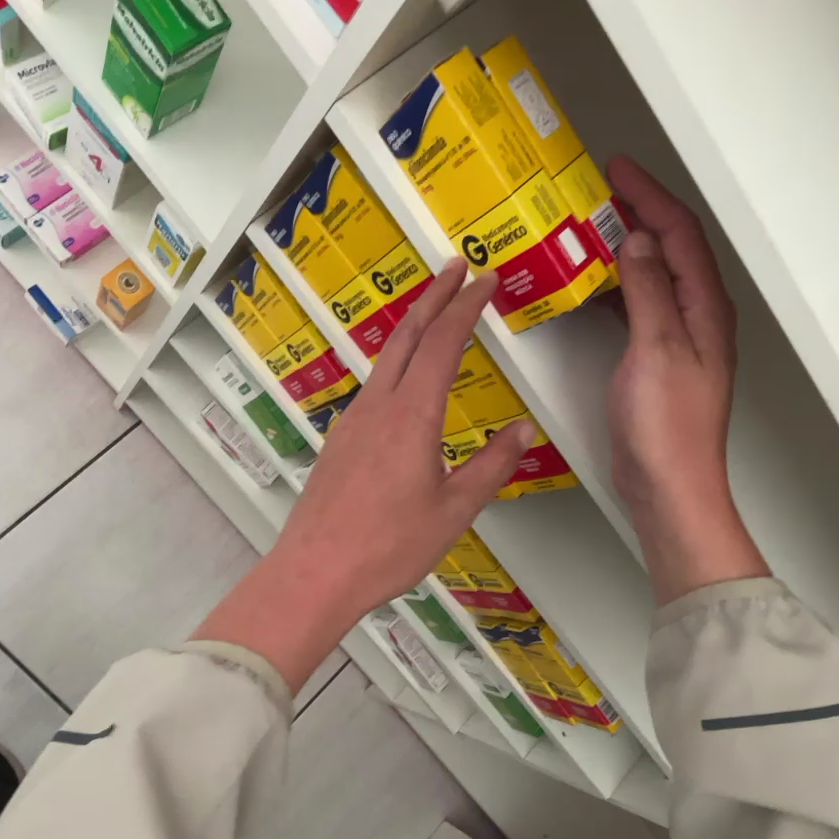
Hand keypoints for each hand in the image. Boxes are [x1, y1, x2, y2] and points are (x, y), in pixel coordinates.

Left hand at [194, 260, 534, 690]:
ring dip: (411, 328)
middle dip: (434, 297)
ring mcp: (351, 423)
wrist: (315, 572)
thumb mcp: (454, 512)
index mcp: (411, 417)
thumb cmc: (389, 546)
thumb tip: (523, 430)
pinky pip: (371, 388)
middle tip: (457, 266)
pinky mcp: (338, 443)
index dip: (466, 307)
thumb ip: (491, 467)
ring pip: (384, 360)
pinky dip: (393, 363)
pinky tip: (401, 380)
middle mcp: (377, 408)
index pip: (442, 344)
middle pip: (406, 336)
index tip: (486, 280)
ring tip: (433, 311)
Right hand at [605, 156, 768, 603]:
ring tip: (594, 228)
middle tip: (602, 191)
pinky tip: (599, 286)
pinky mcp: (659, 362)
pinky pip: (642, 306)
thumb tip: (635, 242)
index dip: (650, 196)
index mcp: (705, 309)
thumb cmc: (666, 426)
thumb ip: (648, 293)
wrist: (670, 487)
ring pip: (657, 276)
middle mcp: (699, 318)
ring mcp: (680, 340)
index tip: (616, 169)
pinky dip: (621, 285)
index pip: (678, 235)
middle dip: (641, 212)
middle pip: (672, 249)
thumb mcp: (656, 350)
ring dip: (630, 247)